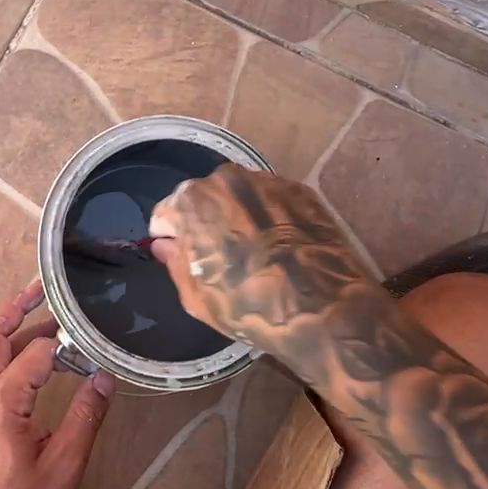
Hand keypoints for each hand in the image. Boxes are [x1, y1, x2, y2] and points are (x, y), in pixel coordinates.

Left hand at [0, 280, 115, 488]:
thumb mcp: (64, 464)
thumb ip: (85, 416)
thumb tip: (105, 376)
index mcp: (3, 400)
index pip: (35, 351)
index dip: (63, 340)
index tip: (89, 335)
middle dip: (15, 308)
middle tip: (42, 289)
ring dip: (12, 328)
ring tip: (46, 316)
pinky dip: (9, 350)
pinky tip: (34, 357)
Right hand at [148, 166, 371, 354]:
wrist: (323, 309)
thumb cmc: (249, 307)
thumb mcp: (197, 297)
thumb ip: (174, 261)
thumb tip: (164, 244)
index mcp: (190, 201)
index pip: (166, 214)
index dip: (172, 238)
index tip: (185, 257)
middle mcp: (224, 179)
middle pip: (202, 199)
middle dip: (205, 222)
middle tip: (222, 256)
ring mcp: (265, 180)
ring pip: (239, 196)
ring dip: (239, 216)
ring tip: (256, 252)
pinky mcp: (299, 190)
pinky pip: (272, 199)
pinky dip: (271, 216)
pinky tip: (283, 246)